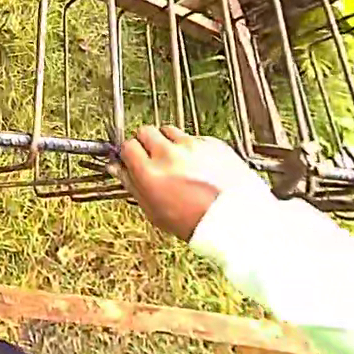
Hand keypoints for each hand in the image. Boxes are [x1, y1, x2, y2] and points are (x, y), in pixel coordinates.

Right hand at [115, 126, 271, 239]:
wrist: (236, 221)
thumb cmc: (195, 222)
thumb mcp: (154, 211)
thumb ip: (132, 184)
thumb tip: (117, 168)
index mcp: (150, 173)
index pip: (128, 146)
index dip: (130, 154)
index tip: (134, 160)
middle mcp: (169, 154)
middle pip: (146, 131)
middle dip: (146, 142)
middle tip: (153, 158)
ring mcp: (191, 146)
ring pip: (169, 130)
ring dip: (168, 142)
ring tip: (177, 162)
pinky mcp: (211, 143)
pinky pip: (194, 138)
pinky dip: (192, 148)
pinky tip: (198, 166)